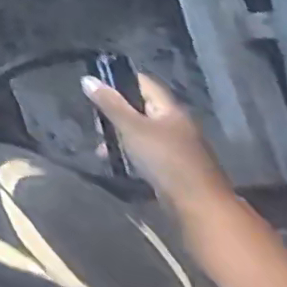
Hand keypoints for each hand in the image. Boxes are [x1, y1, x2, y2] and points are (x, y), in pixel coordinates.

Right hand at [82, 73, 230, 207]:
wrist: (199, 207)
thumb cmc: (165, 159)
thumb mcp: (132, 128)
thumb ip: (110, 103)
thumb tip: (87, 78)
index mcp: (169, 108)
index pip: (142, 82)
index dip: (118, 79)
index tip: (95, 86)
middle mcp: (175, 123)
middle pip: (140, 107)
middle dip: (115, 112)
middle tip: (95, 120)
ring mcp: (176, 147)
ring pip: (141, 132)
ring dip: (120, 136)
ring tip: (101, 147)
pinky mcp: (173, 168)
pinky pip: (146, 152)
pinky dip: (130, 154)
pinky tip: (116, 163)